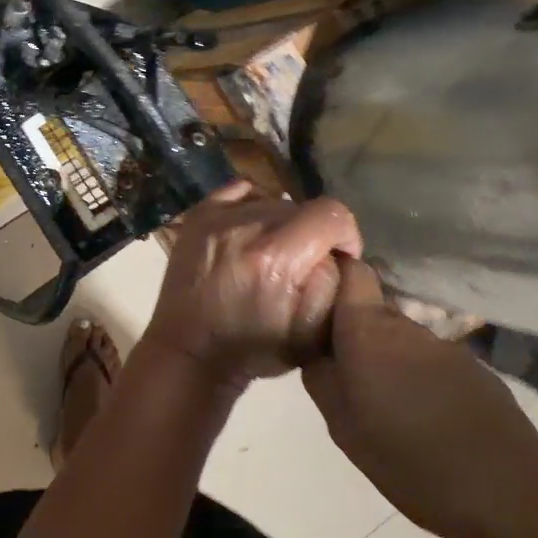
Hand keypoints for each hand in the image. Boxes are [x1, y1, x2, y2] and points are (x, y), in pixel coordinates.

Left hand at [140, 181, 359, 390]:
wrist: (191, 346)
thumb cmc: (256, 346)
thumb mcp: (315, 330)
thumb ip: (335, 282)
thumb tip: (335, 251)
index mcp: (276, 256)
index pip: (331, 213)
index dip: (346, 236)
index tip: (339, 259)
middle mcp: (243, 227)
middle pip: (299, 207)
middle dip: (313, 232)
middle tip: (303, 263)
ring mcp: (214, 218)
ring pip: (269, 200)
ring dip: (282, 222)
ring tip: (274, 251)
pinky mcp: (196, 216)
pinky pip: (236, 191)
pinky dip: (253, 203)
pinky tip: (254, 228)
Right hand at [301, 258, 537, 537]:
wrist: (517, 504)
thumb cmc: (410, 460)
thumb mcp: (341, 424)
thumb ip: (320, 375)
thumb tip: (317, 350)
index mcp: (367, 331)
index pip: (351, 272)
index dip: (333, 271)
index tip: (314, 288)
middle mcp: (408, 327)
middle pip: (372, 310)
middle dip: (355, 329)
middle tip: (343, 367)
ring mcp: (450, 350)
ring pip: (403, 339)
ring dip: (390, 357)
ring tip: (386, 398)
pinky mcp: (482, 375)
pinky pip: (434, 363)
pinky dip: (421, 377)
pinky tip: (425, 414)